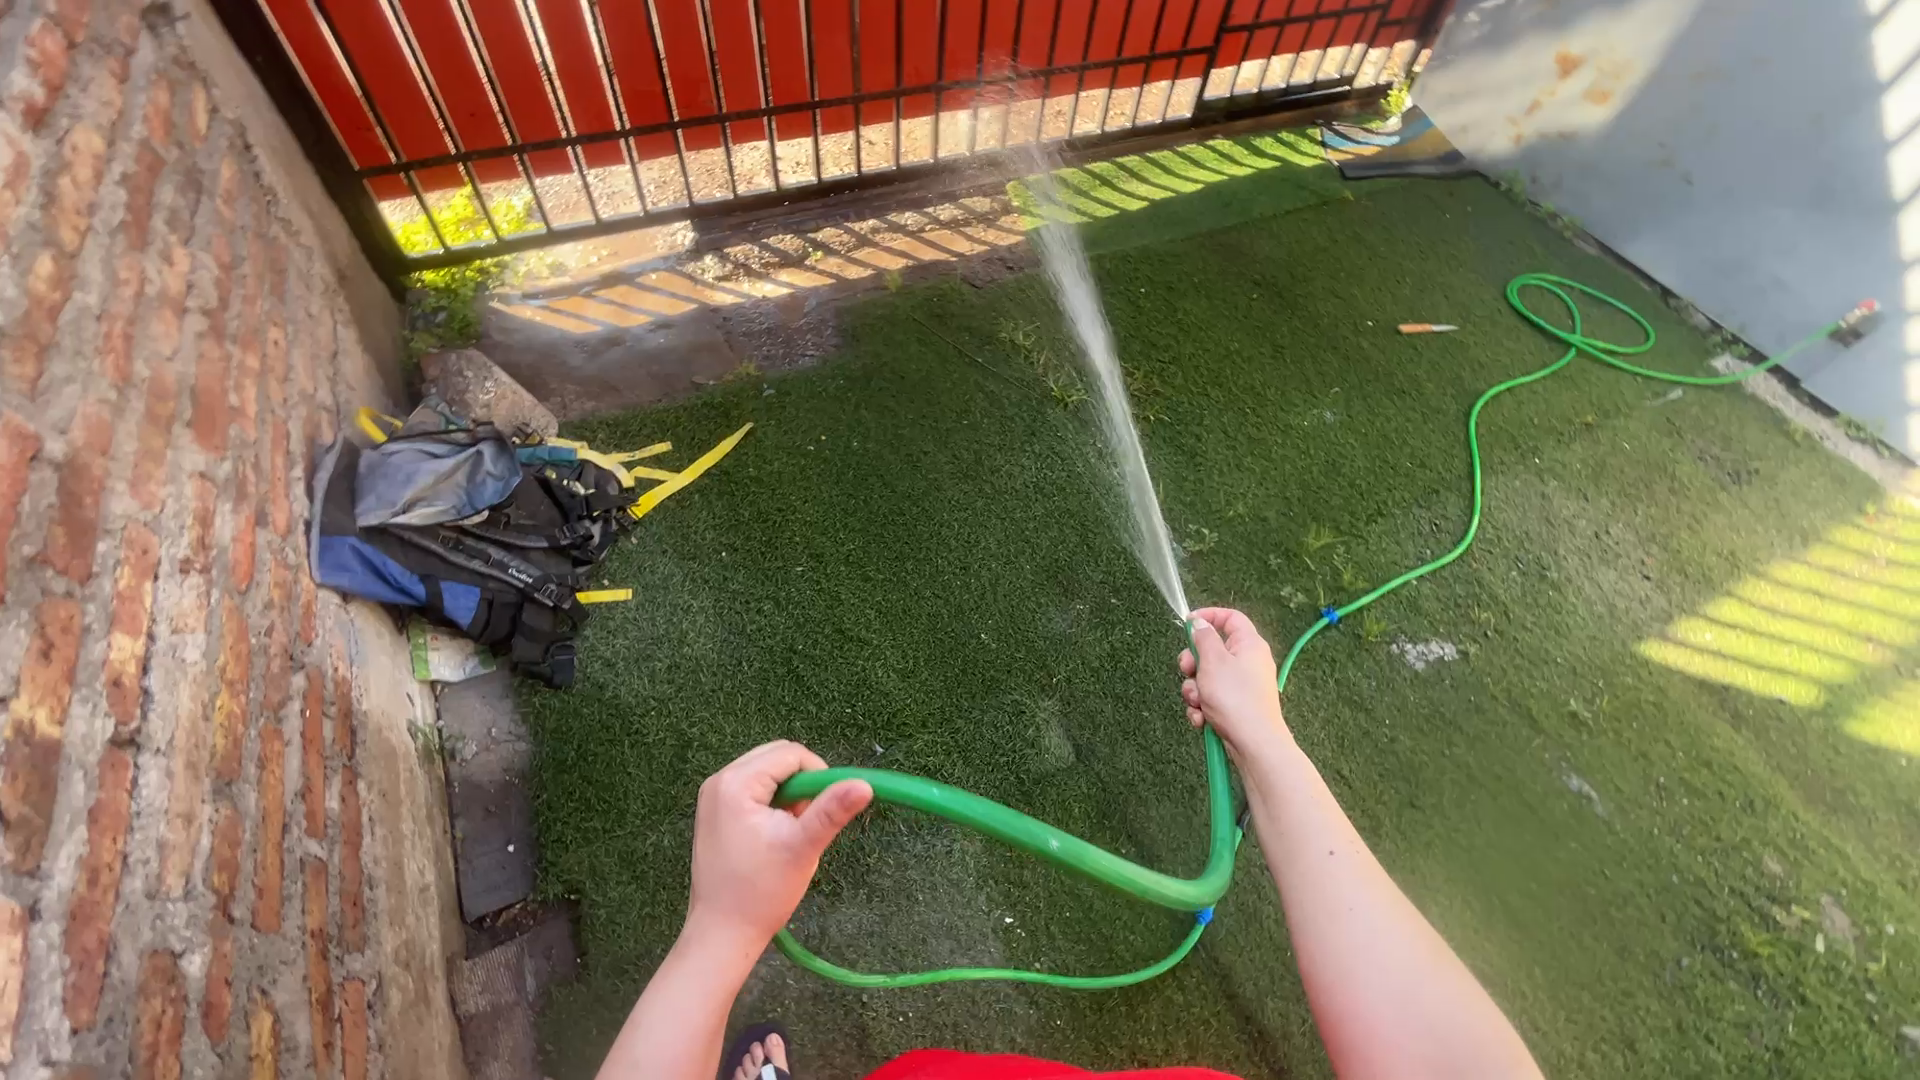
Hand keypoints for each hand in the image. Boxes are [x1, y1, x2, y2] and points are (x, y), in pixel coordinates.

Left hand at [686, 741, 872, 947]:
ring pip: (768, 771)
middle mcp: (719, 780)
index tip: (821, 812)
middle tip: (805, 823)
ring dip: (789, 793)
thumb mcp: (803, 847)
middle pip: (777, 757)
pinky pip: (755, 786)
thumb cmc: (762, 891)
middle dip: (801, 784)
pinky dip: (774, 802)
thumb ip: (832, 810)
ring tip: (790, 831)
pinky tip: (774, 834)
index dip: (817, 776)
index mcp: (735, 783)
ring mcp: (714, 794)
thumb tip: (865, 784)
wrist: (722, 935)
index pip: (791, 754)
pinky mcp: (715, 810)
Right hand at [1179, 607, 1290, 760]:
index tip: (1187, 622)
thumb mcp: (1213, 661)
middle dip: (1193, 663)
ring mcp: (1240, 685)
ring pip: (1205, 677)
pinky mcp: (1234, 705)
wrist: (1253, 743)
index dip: (1208, 615)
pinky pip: (1210, 698)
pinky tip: (1201, 718)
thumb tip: (1199, 623)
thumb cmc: (1235, 698)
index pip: (1230, 617)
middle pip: (1211, 650)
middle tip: (1187, 670)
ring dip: (1194, 690)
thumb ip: (1203, 637)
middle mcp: (1247, 662)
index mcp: (1248, 644)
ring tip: (1198, 703)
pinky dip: (1202, 707)